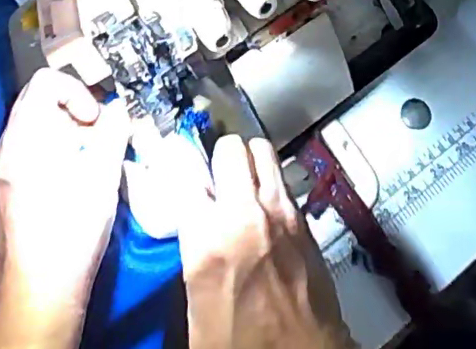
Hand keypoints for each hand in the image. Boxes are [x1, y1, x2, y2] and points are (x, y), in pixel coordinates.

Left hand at [0, 68, 131, 348]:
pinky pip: (34, 150)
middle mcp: (8, 148)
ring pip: (39, 126)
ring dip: (70, 130)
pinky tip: (79, 177)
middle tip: (99, 132)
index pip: (46, 81)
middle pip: (40, 101)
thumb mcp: (103, 172)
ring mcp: (5, 171)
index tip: (95, 117)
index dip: (77, 89)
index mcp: (25, 137)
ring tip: (93, 157)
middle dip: (76, 108)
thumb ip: (113, 129)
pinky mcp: (10, 191)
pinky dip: (59, 150)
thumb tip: (118, 108)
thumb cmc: (71, 230)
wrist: (38, 296)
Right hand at [178, 134, 352, 348]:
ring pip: (261, 149)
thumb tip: (188, 216)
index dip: (176, 163)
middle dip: (219, 157)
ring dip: (248, 160)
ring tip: (241, 180)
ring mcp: (279, 210)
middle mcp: (245, 213)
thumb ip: (191, 248)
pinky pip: (281, 177)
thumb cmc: (239, 346)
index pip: (184, 173)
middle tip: (214, 177)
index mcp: (208, 241)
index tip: (172, 161)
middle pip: (229, 147)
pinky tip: (264, 205)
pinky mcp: (303, 216)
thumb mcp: (195, 305)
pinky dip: (270, 180)